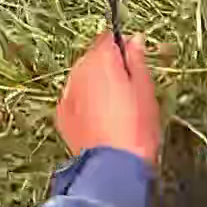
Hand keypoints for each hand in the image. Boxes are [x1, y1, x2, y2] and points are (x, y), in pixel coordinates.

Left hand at [56, 32, 158, 164]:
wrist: (113, 167)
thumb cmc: (136, 127)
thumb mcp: (145, 89)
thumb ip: (136, 60)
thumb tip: (134, 39)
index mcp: (101, 60)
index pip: (107, 39)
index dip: (120, 47)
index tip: (131, 59)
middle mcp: (79, 70)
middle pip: (93, 57)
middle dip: (107, 66)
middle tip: (127, 88)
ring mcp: (67, 92)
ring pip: (82, 77)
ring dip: (95, 83)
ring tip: (114, 107)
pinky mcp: (62, 113)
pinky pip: (75, 98)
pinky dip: (84, 102)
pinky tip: (99, 119)